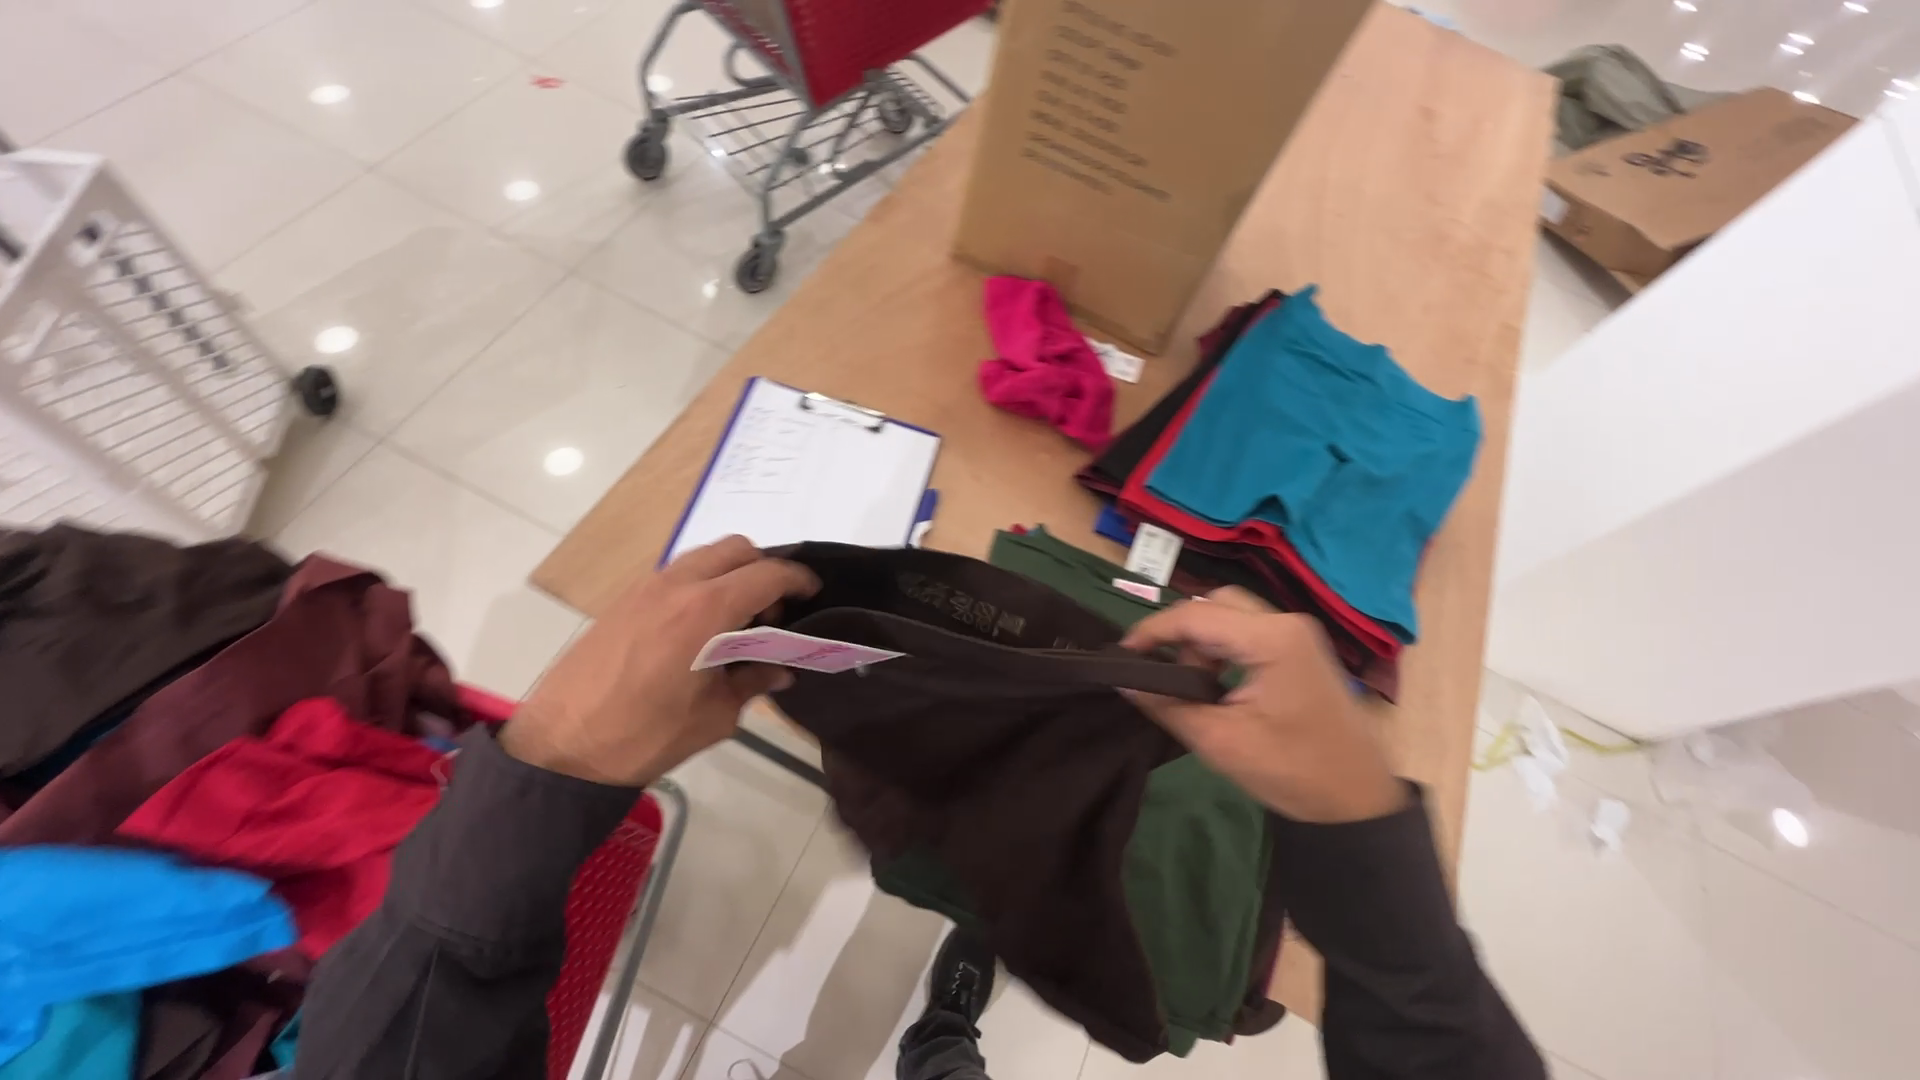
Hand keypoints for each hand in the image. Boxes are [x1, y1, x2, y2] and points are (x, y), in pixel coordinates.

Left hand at [500, 536, 819, 785]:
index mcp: (706, 611)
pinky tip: (701, 627)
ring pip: (704, 556)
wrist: (561, 747)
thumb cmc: (645, 736)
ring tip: (737, 618)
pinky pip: (677, 573)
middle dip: (765, 570)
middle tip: (773, 611)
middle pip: (737, 549)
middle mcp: (677, 585)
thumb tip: (779, 670)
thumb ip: (753, 682)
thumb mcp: (715, 717)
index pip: (767, 574)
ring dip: (731, 573)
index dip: (798, 580)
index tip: (813, 594)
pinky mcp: (624, 600)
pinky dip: (702, 583)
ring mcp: (646, 588)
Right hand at [1121, 588, 1404, 822]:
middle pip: (1214, 604)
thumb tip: (1124, 681)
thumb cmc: (1290, 771)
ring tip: (1191, 686)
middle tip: (1160, 670)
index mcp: (1271, 639)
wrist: (1356, 802)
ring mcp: (1298, 634)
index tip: (1123, 655)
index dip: (1152, 630)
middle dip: (1180, 632)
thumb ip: (1166, 704)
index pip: (1195, 615)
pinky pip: (1248, 630)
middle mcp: (1287, 622)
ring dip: (1202, 641)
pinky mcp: (1300, 648)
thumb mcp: (1218, 740)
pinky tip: (1215, 683)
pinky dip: (1222, 648)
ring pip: (1230, 615)